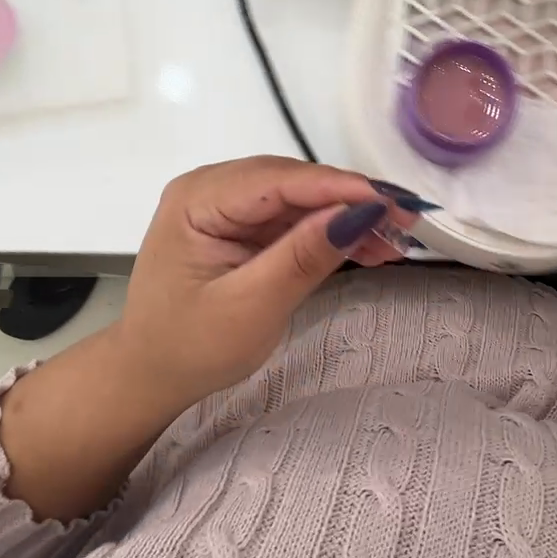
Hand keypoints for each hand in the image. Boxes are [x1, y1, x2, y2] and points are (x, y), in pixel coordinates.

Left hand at [110, 157, 413, 408]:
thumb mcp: (249, 309)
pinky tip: (371, 247)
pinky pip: (296, 218)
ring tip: (397, 240)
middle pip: (294, 183)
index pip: (278, 181)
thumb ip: (302, 258)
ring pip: (302, 198)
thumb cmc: (190, 348)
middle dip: (351, 201)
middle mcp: (213, 187)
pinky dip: (332, 232)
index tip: (392, 201)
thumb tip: (359, 214)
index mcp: (198, 199)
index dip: (339, 186)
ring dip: (348, 217)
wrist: (150, 376)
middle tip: (405, 222)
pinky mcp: (244, 223)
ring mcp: (229, 204)